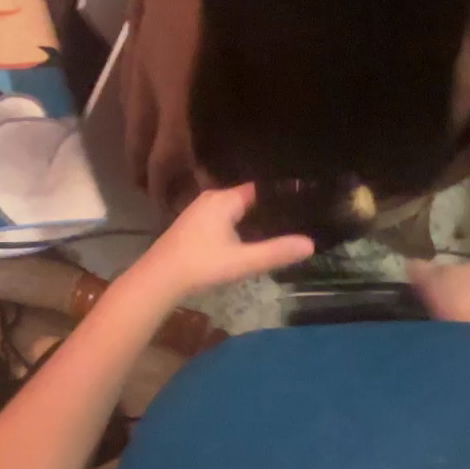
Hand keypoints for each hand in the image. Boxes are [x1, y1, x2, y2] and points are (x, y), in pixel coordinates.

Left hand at [124, 184, 315, 305]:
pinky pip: (224, 219)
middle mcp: (211, 198)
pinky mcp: (193, 226)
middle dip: (270, 209)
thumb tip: (311, 244)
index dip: (282, 196)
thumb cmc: (201, 265)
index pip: (261, 189)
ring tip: (280, 229)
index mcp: (224, 198)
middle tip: (298, 220)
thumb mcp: (243, 261)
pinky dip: (238, 227)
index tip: (304, 204)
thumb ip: (276, 251)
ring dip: (253, 220)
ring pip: (235, 210)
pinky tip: (249, 241)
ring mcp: (199, 211)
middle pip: (248, 199)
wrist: (158, 279)